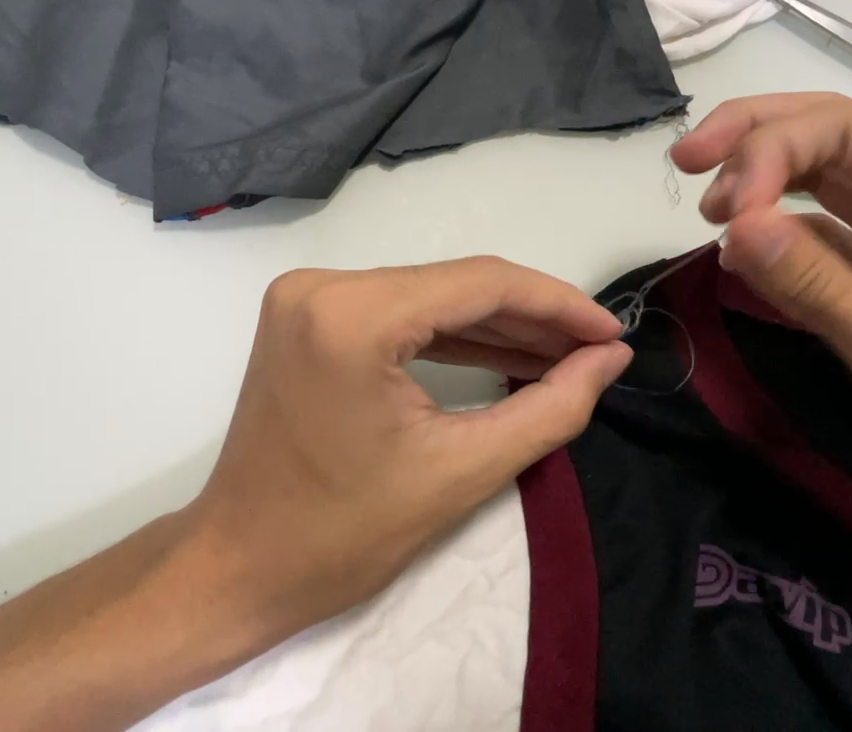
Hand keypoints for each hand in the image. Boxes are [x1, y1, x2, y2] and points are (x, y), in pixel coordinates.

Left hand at [175, 257, 631, 642]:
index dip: (557, 304)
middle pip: (455, 285)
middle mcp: (324, 285)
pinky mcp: (309, 316)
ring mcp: (310, 297)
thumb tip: (609, 359)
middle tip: (596, 349)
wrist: (239, 566)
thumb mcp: (462, 472)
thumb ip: (551, 408)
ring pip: (431, 296)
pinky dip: (452, 336)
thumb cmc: (343, 535)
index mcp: (352, 315)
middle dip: (532, 317)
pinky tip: (509, 356)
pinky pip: (400, 314)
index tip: (612, 334)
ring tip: (564, 356)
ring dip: (497, 327)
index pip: (480, 284)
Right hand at [671, 93, 851, 572]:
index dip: (768, 153)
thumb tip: (733, 225)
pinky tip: (745, 252)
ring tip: (708, 212)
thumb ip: (821, 288)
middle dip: (754, 140)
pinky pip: (833, 230)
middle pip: (834, 132)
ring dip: (764, 179)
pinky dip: (783, 233)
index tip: (722, 217)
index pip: (846, 129)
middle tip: (683, 164)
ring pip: (829, 174)